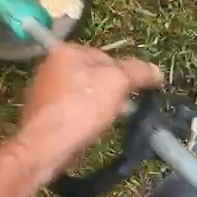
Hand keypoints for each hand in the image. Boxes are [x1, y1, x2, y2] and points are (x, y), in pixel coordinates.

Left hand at [13, 44, 162, 177]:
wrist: (44, 145)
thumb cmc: (81, 108)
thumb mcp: (117, 83)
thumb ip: (138, 72)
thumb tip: (156, 71)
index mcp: (66, 51)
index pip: (106, 57)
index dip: (123, 76)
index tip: (131, 94)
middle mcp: (50, 65)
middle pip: (93, 76)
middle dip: (110, 92)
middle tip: (120, 110)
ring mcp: (43, 89)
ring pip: (82, 95)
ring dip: (96, 107)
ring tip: (103, 123)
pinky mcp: (41, 113)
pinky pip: (70, 110)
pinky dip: (81, 119)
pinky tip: (86, 131)